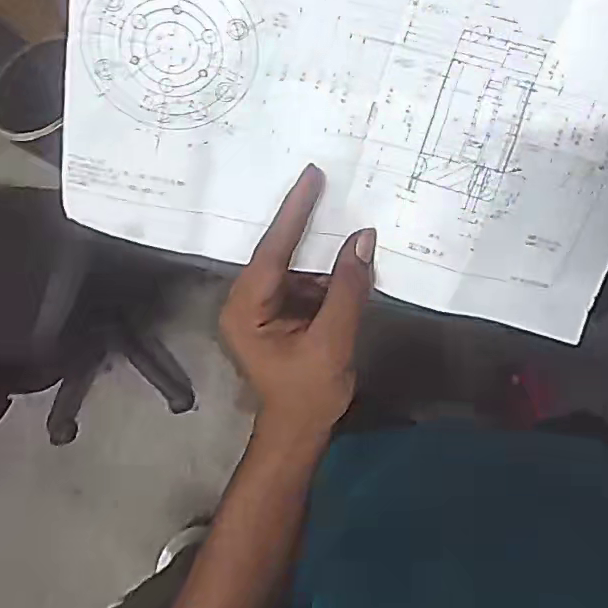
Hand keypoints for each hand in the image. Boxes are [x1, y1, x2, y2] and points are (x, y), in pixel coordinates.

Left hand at [220, 165, 375, 433]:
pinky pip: (306, 279)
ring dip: (324, 251)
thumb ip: (347, 288)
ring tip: (349, 220)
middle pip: (280, 251)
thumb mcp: (331, 341)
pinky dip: (329, 273)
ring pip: (297, 264)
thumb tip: (362, 238)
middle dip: (307, 222)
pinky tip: (350, 260)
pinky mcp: (282, 311)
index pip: (272, 250)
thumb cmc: (307, 393)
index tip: (312, 177)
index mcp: (246, 308)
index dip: (295, 211)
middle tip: (328, 181)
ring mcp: (264, 305)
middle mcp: (248, 300)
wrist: (299, 430)